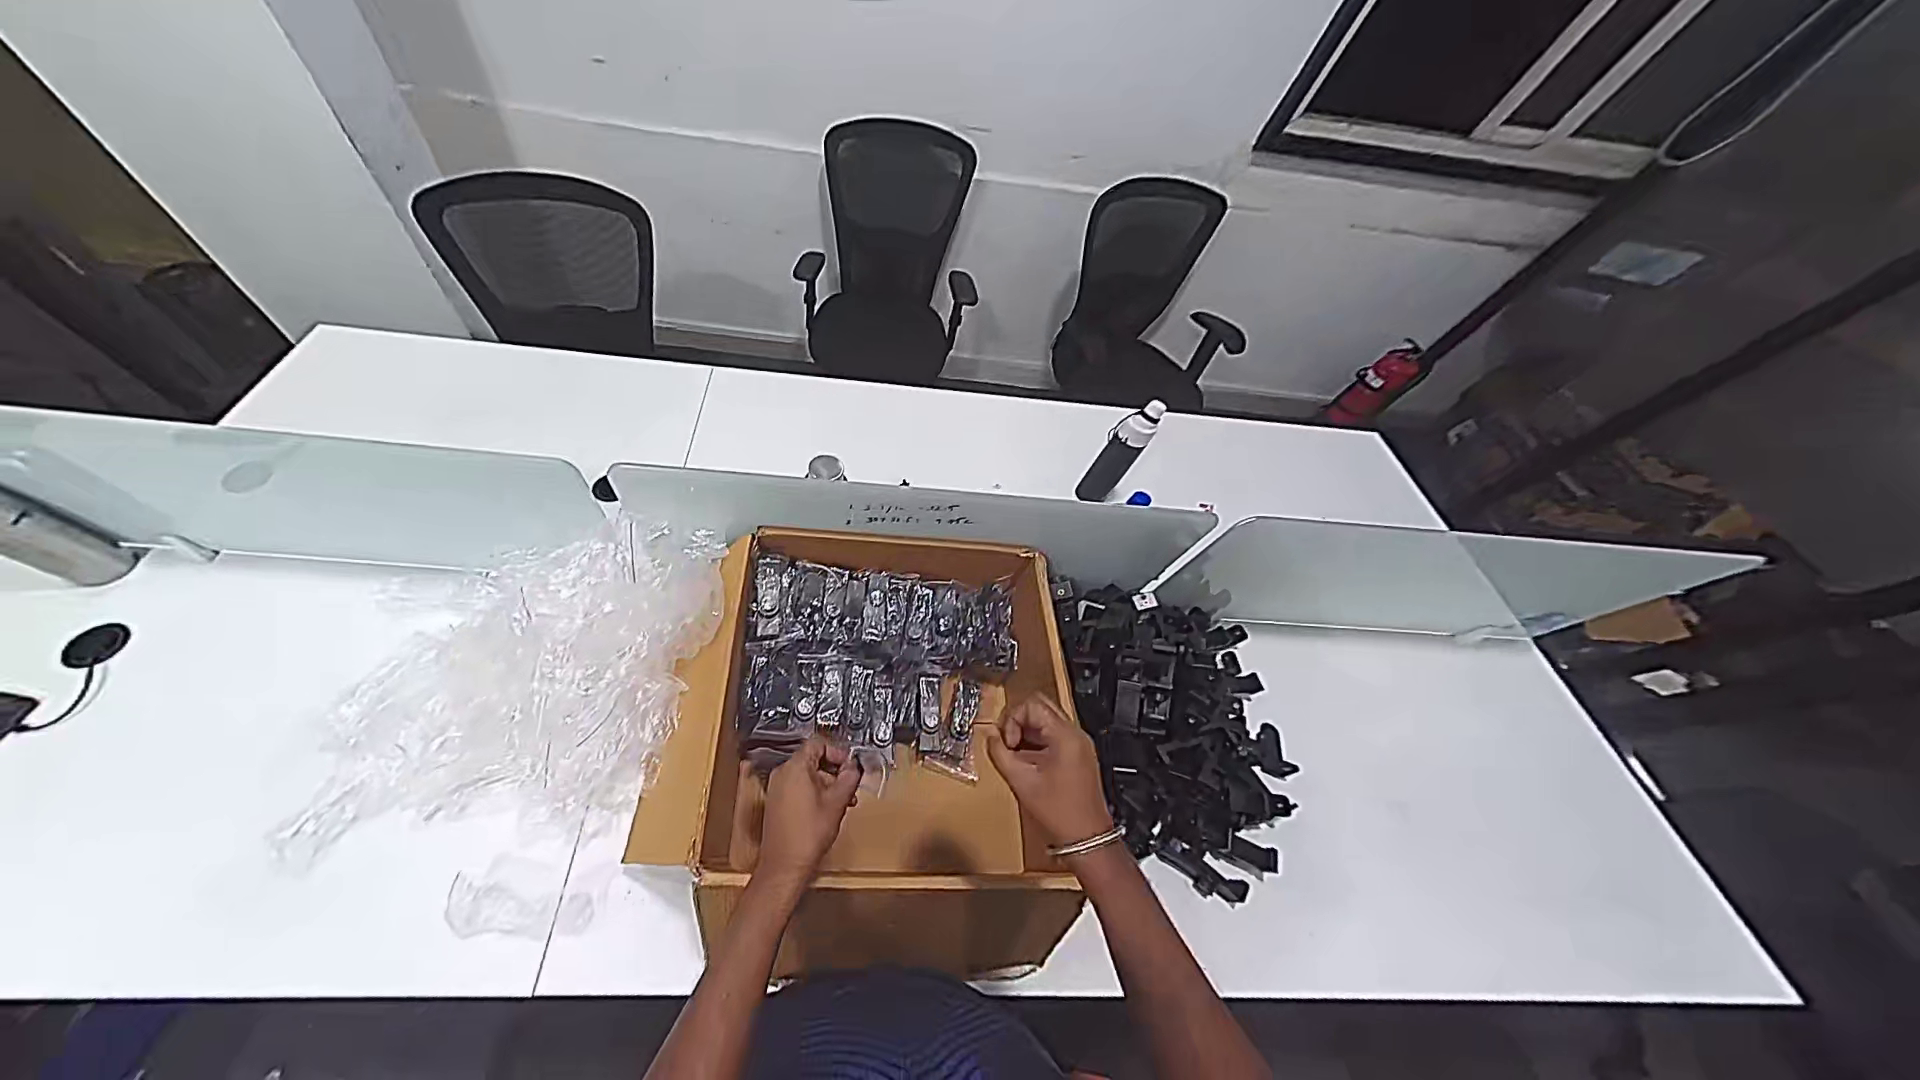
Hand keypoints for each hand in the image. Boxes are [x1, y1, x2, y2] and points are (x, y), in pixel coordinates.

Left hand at [752, 736, 860, 884]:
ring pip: (806, 775)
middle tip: (849, 782)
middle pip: (812, 759)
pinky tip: (828, 809)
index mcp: (795, 768)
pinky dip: (814, 792)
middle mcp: (782, 775)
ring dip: (827, 782)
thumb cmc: (807, 836)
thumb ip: (849, 777)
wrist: (785, 866)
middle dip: (834, 770)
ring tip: (842, 799)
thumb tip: (854, 767)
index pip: (818, 744)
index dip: (838, 752)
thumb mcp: (837, 801)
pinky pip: (798, 787)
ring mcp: (777, 789)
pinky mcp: (777, 803)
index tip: (849, 764)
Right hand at [985, 696, 1113, 848]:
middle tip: (1008, 742)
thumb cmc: (1060, 813)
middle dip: (1018, 721)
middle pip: (1040, 707)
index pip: (1031, 705)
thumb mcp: (1021, 782)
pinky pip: (1053, 736)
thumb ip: (1000, 754)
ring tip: (1016, 755)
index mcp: (1064, 735)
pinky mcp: (1078, 755)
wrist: (1086, 838)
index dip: (1012, 720)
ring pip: (1046, 720)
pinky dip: (1036, 742)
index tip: (1007, 742)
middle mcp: (1075, 734)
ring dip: (1026, 732)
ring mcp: (1078, 744)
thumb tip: (991, 738)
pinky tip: (1027, 762)